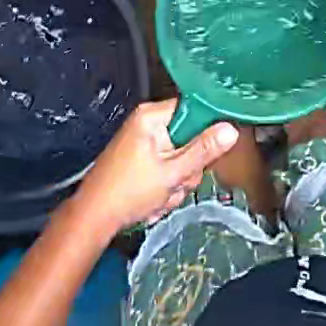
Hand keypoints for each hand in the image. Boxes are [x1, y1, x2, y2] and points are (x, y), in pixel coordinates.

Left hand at [70, 100, 238, 234]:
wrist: (95, 216)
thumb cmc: (126, 192)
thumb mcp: (172, 173)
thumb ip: (204, 151)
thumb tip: (230, 130)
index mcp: (151, 116)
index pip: (193, 109)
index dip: (206, 131)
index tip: (209, 152)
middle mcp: (147, 122)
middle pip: (189, 137)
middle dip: (187, 168)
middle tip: (175, 182)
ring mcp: (144, 140)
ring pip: (181, 157)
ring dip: (177, 181)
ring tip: (161, 194)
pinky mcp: (141, 157)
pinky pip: (168, 166)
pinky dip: (166, 185)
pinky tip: (155, 198)